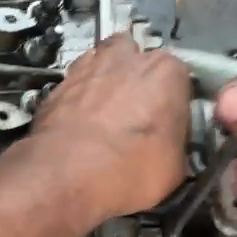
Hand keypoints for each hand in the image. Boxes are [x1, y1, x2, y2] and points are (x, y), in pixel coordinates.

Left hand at [28, 35, 190, 220]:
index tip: (167, 124)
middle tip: (135, 114)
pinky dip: (76, 98)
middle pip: (135, 58)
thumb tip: (169, 146)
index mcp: (165, 73)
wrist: (62, 178)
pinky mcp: (56, 86)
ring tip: (104, 116)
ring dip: (104, 81)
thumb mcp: (173, 169)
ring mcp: (86, 69)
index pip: (179, 77)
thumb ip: (175, 142)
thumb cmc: (125, 172)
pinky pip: (73, 84)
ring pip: (100, 63)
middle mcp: (125, 60)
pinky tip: (77, 124)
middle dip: (135, 79)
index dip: (172, 101)